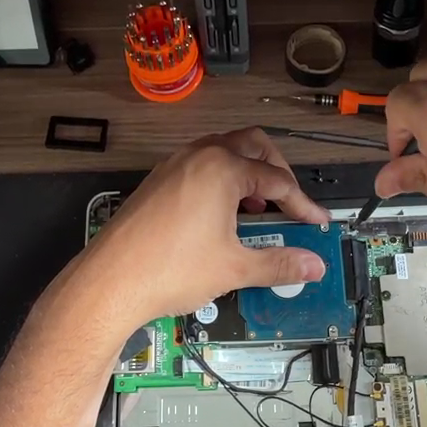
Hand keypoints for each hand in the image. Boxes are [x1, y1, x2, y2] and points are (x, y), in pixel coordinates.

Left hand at [60, 129, 331, 336]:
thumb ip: (279, 263)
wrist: (110, 281)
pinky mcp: (158, 180)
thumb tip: (313, 265)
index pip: (278, 180)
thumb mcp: (234, 268)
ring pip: (223, 150)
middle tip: (290, 199)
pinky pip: (199, 164)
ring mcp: (174, 165)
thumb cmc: (171, 270)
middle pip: (253, 145)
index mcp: (222, 168)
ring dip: (247, 170)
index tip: (316, 223)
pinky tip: (222, 213)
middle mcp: (198, 156)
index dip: (302, 204)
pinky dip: (221, 178)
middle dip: (278, 169)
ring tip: (258, 206)